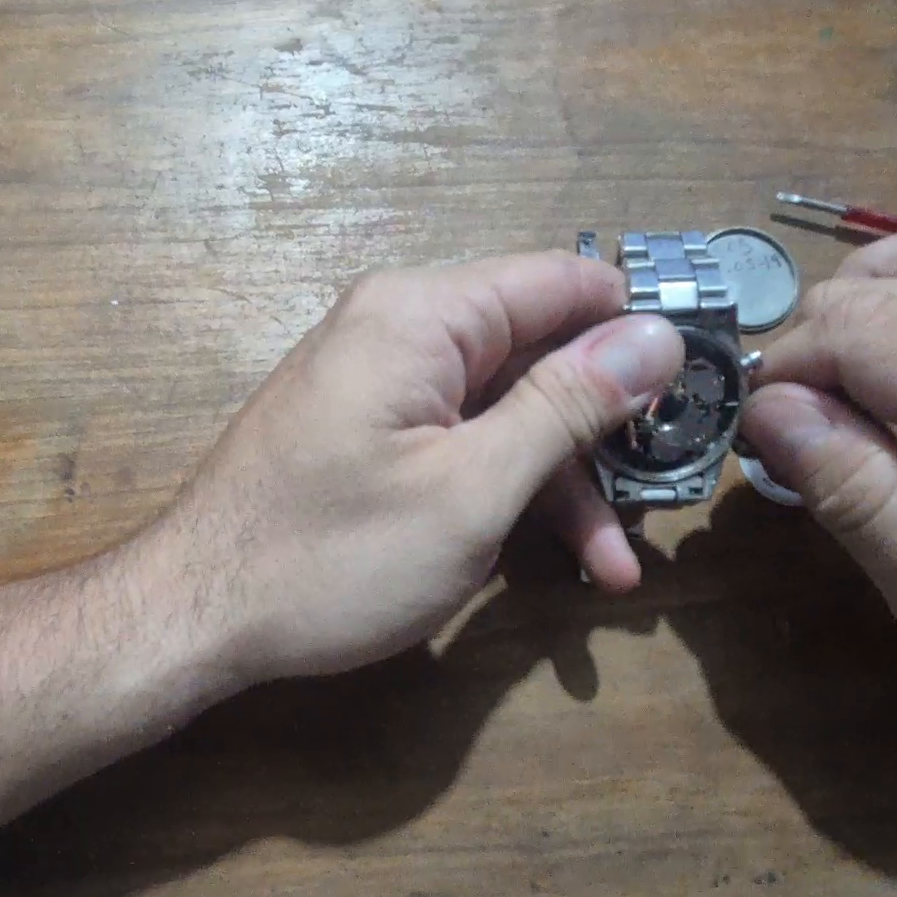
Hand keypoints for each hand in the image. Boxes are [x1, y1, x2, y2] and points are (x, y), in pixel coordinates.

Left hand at [143, 253, 682, 684]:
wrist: (199, 615)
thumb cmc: (330, 557)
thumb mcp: (470, 490)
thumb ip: (565, 406)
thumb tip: (653, 335)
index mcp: (421, 316)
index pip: (561, 281)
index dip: (636, 329)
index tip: (697, 391)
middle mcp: (399, 332)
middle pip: (536, 353)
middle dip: (601, 428)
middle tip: (662, 497)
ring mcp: (381, 389)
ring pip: (503, 412)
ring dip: (562, 484)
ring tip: (613, 565)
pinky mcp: (370, 437)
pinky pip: (459, 445)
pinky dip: (505, 493)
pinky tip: (551, 560)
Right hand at [739, 214, 896, 707]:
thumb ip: (863, 506)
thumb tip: (769, 410)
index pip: (865, 334)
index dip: (784, 374)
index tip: (764, 440)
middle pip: (869, 300)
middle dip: (802, 364)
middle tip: (800, 443)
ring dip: (837, 333)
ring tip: (841, 403)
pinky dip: (892, 286)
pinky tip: (887, 345)